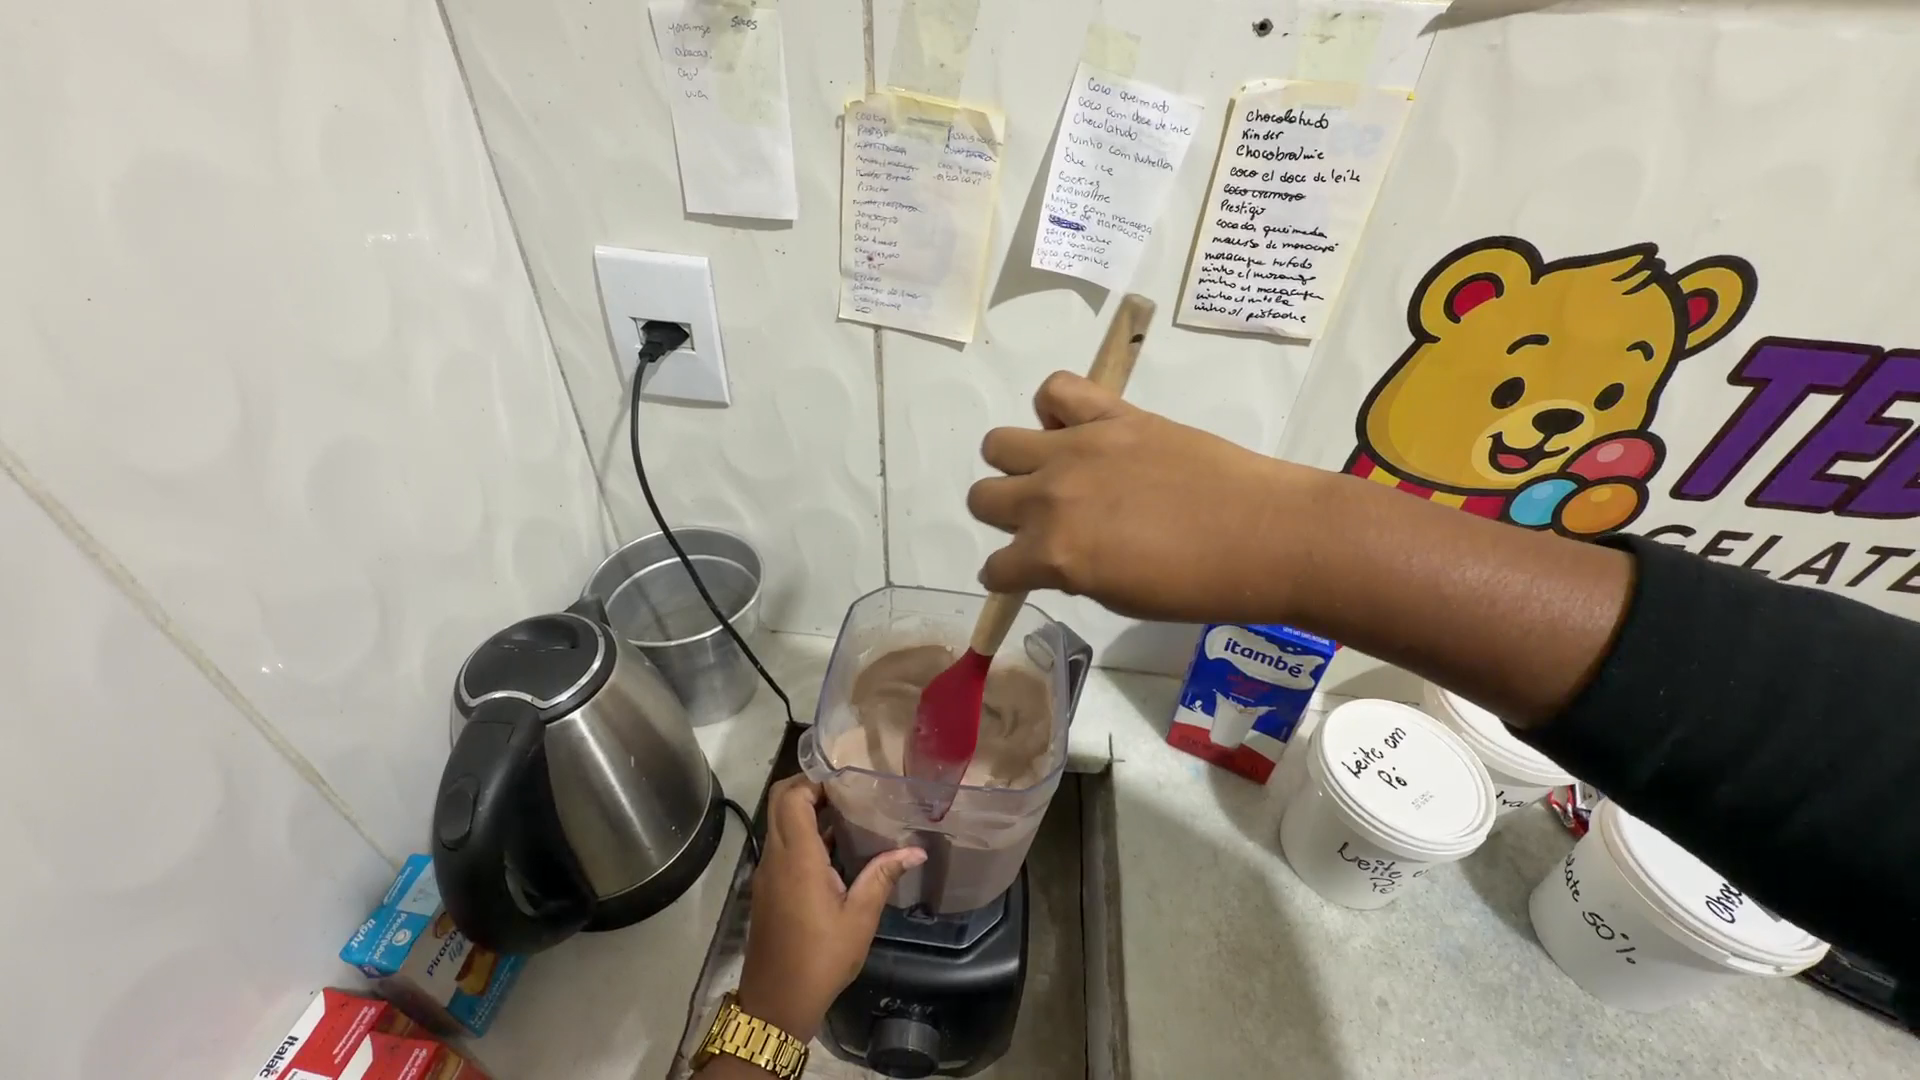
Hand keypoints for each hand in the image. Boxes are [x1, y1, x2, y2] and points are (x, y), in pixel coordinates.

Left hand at [734, 776, 925, 1041]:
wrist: (775, 1005)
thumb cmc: (820, 959)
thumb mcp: (860, 918)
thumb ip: (883, 876)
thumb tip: (916, 850)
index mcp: (797, 858)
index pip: (792, 797)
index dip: (813, 779)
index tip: (845, 777)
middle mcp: (775, 857)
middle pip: (779, 802)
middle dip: (808, 787)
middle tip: (846, 788)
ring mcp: (767, 873)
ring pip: (778, 822)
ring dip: (805, 810)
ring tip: (847, 810)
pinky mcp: (768, 887)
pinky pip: (781, 844)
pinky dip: (802, 833)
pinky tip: (836, 847)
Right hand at [968, 371, 1315, 622]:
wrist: (1265, 535)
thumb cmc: (1196, 586)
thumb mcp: (1117, 597)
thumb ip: (1070, 569)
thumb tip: (1056, 550)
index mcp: (1053, 555)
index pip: (996, 567)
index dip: (1008, 574)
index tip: (1023, 571)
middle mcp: (1050, 498)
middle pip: (982, 497)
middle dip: (1006, 516)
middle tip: (1045, 520)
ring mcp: (1077, 449)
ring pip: (999, 444)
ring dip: (1018, 464)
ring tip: (1058, 472)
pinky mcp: (1111, 415)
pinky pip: (1055, 389)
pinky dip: (1056, 409)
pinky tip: (1078, 429)